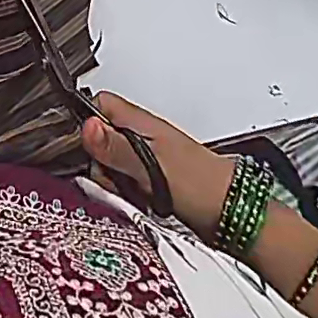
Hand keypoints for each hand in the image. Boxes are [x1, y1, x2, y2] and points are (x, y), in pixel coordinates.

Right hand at [79, 93, 236, 240]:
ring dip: (111, 182)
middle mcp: (139, 135)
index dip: (84, 123)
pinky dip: (123, 195)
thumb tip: (87, 127)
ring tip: (130, 193)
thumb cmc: (202, 183)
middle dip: (97, 162)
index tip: (84, 148)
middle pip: (96, 139)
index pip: (95, 105)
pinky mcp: (148, 180)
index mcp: (138, 121)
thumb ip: (115, 147)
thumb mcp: (150, 165)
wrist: (233, 212)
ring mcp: (143, 157)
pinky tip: (136, 202)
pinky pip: (120, 184)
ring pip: (107, 164)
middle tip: (112, 177)